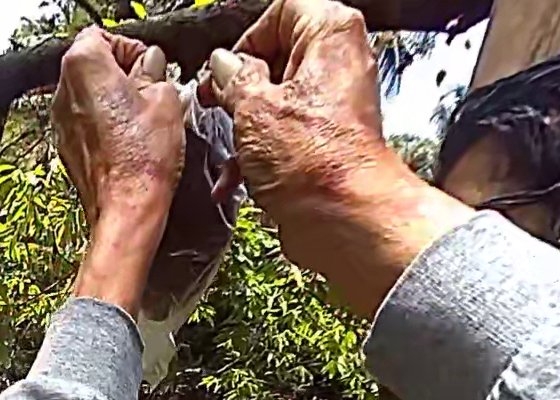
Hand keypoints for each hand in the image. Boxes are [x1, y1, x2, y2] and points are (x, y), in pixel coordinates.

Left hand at [54, 27, 185, 314]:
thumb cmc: (142, 161)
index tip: (152, 73)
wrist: (127, 213)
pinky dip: (108, 135)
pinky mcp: (69, 155)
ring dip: (118, 109)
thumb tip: (151, 68)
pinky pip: (90, 132)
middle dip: (124, 81)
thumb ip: (155, 71)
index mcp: (82, 63)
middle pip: (97, 71)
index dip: (135, 54)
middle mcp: (64, 93)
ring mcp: (63, 127)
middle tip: (152, 101)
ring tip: (143, 130)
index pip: (108, 37)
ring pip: (94, 103)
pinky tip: (130, 150)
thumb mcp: (166, 98)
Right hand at [202, 0, 472, 316]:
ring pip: (275, 109)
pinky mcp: (323, 150)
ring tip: (227, 157)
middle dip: (240, 96)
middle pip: (276, 64)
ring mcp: (331, 111)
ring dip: (243, 136)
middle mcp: (337, 66)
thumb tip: (223, 67)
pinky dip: (259, 159)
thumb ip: (233, 79)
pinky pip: (284, 142)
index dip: (245, 42)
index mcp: (330, 32)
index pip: (280, 12)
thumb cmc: (314, 162)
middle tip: (217, 110)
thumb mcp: (253, 109)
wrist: (341, 218)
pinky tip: (237, 181)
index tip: (222, 73)